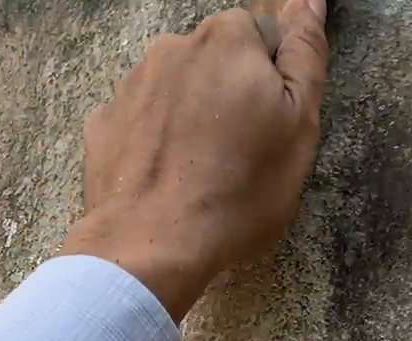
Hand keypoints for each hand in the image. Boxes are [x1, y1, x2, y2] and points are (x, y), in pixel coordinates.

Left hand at [58, 0, 330, 320]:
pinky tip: (162, 184)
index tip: (268, 132)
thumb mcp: (298, 128)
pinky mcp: (102, 127)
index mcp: (227, 40)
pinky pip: (137, 128)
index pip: (261, 41)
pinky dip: (150, 148)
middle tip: (233, 162)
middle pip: (212, 67)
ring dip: (186, 123)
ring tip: (195, 178)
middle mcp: (173, 48)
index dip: (270, 88)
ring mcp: (130, 86)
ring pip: (172, 95)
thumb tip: (309, 2)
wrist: (153, 244)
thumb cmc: (236, 192)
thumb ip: (306, 57)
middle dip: (225, 101)